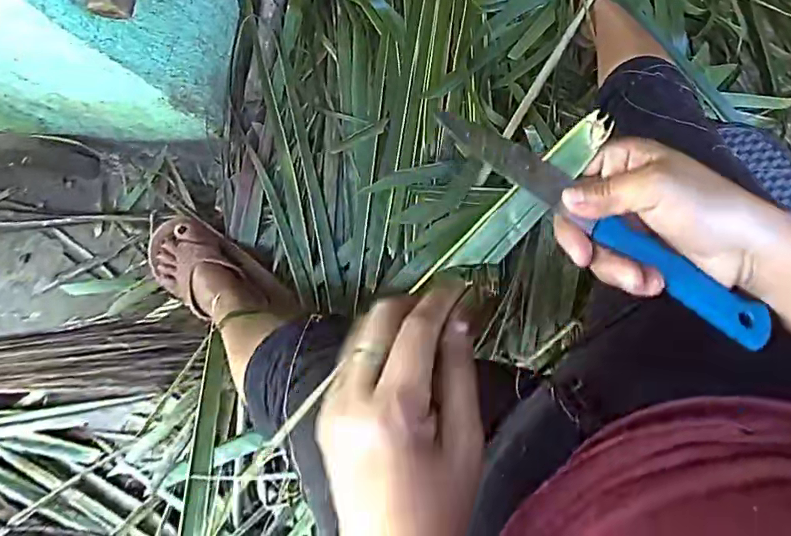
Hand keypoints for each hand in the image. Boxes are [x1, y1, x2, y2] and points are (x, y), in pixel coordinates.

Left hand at [316, 281, 482, 535]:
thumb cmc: (439, 506)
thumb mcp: (465, 441)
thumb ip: (460, 372)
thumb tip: (460, 318)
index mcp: (392, 409)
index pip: (415, 328)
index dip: (440, 298)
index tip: (461, 285)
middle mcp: (352, 399)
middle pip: (378, 318)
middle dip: (413, 301)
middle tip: (444, 304)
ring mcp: (332, 406)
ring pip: (360, 332)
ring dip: (393, 319)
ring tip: (427, 326)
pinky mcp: (325, 414)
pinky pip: (351, 358)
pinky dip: (377, 343)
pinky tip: (401, 354)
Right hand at [552, 137, 790, 296]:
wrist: (749, 252)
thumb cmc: (702, 206)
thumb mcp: (653, 189)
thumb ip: (606, 193)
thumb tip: (563, 198)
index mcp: (624, 159)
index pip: (577, 176)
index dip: (569, 205)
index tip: (572, 234)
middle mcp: (624, 186)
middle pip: (581, 215)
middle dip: (591, 243)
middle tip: (589, 261)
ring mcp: (634, 221)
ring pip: (598, 245)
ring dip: (616, 266)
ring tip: (644, 277)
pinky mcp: (645, 251)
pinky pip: (619, 264)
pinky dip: (632, 276)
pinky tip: (655, 281)